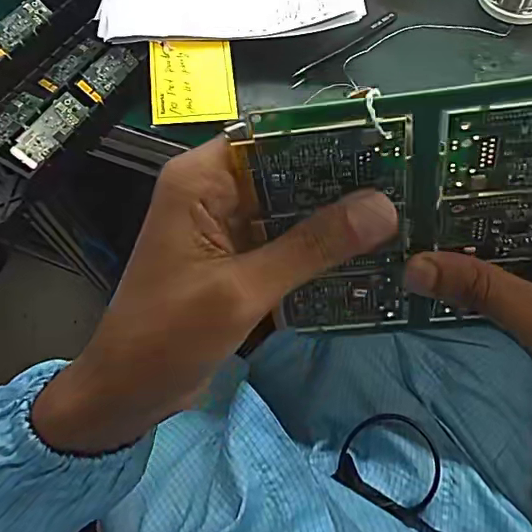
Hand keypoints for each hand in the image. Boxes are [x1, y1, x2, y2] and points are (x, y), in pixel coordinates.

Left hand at [32, 137, 397, 453]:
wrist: (126, 394)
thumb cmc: (167, 335)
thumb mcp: (242, 290)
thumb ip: (311, 247)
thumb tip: (382, 206)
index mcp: (201, 180)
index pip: (271, 137)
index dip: (326, 137)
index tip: (383, 143)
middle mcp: (214, 191)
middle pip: (287, 171)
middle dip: (340, 180)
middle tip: (405, 183)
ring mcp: (227, 225)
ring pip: (292, 206)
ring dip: (335, 216)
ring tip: (399, 215)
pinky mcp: (238, 256)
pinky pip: (286, 240)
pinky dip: (319, 248)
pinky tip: (366, 255)